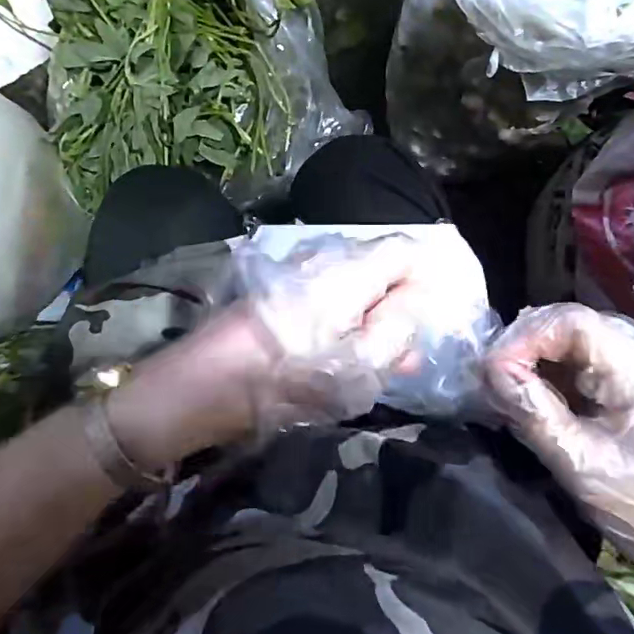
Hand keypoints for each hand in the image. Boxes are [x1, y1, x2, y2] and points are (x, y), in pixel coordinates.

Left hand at [106, 235, 425, 467]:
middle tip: (405, 342)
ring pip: (350, 275)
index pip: (403, 247)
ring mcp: (294, 268)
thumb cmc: (286, 380)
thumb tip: (417, 306)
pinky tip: (334, 345)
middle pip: (378, 259)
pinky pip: (324, 287)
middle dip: (397, 294)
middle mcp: (322, 256)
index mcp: (348, 270)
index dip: (425, 276)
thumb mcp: (356, 370)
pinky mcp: (275, 286)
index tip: (433, 310)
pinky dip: (340, 310)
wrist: (200, 385)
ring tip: (370, 351)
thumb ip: (397, 332)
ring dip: (368, 305)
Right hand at [482, 304, 633, 570]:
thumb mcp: (580, 463)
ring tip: (503, 388)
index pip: (571, 322)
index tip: (494, 369)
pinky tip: (524, 393)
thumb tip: (491, 370)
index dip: (525, 336)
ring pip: (560, 334)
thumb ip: (535, 413)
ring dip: (526, 355)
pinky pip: (566, 352)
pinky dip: (539, 367)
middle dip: (520, 344)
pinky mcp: (613, 370)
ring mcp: (625, 357)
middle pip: (562, 322)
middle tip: (491, 379)